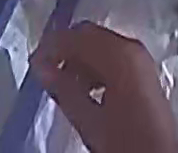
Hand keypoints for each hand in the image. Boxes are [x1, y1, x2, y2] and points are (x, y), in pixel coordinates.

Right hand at [31, 23, 177, 152]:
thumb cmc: (126, 144)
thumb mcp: (91, 122)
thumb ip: (65, 91)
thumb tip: (41, 67)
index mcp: (120, 54)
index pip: (78, 36)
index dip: (52, 46)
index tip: (34, 61)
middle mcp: (131, 47)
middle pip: (90, 35)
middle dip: (65, 49)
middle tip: (43, 68)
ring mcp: (140, 58)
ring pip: (100, 44)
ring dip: (79, 57)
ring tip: (61, 81)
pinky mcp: (143, 71)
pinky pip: (113, 55)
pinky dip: (94, 65)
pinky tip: (84, 87)